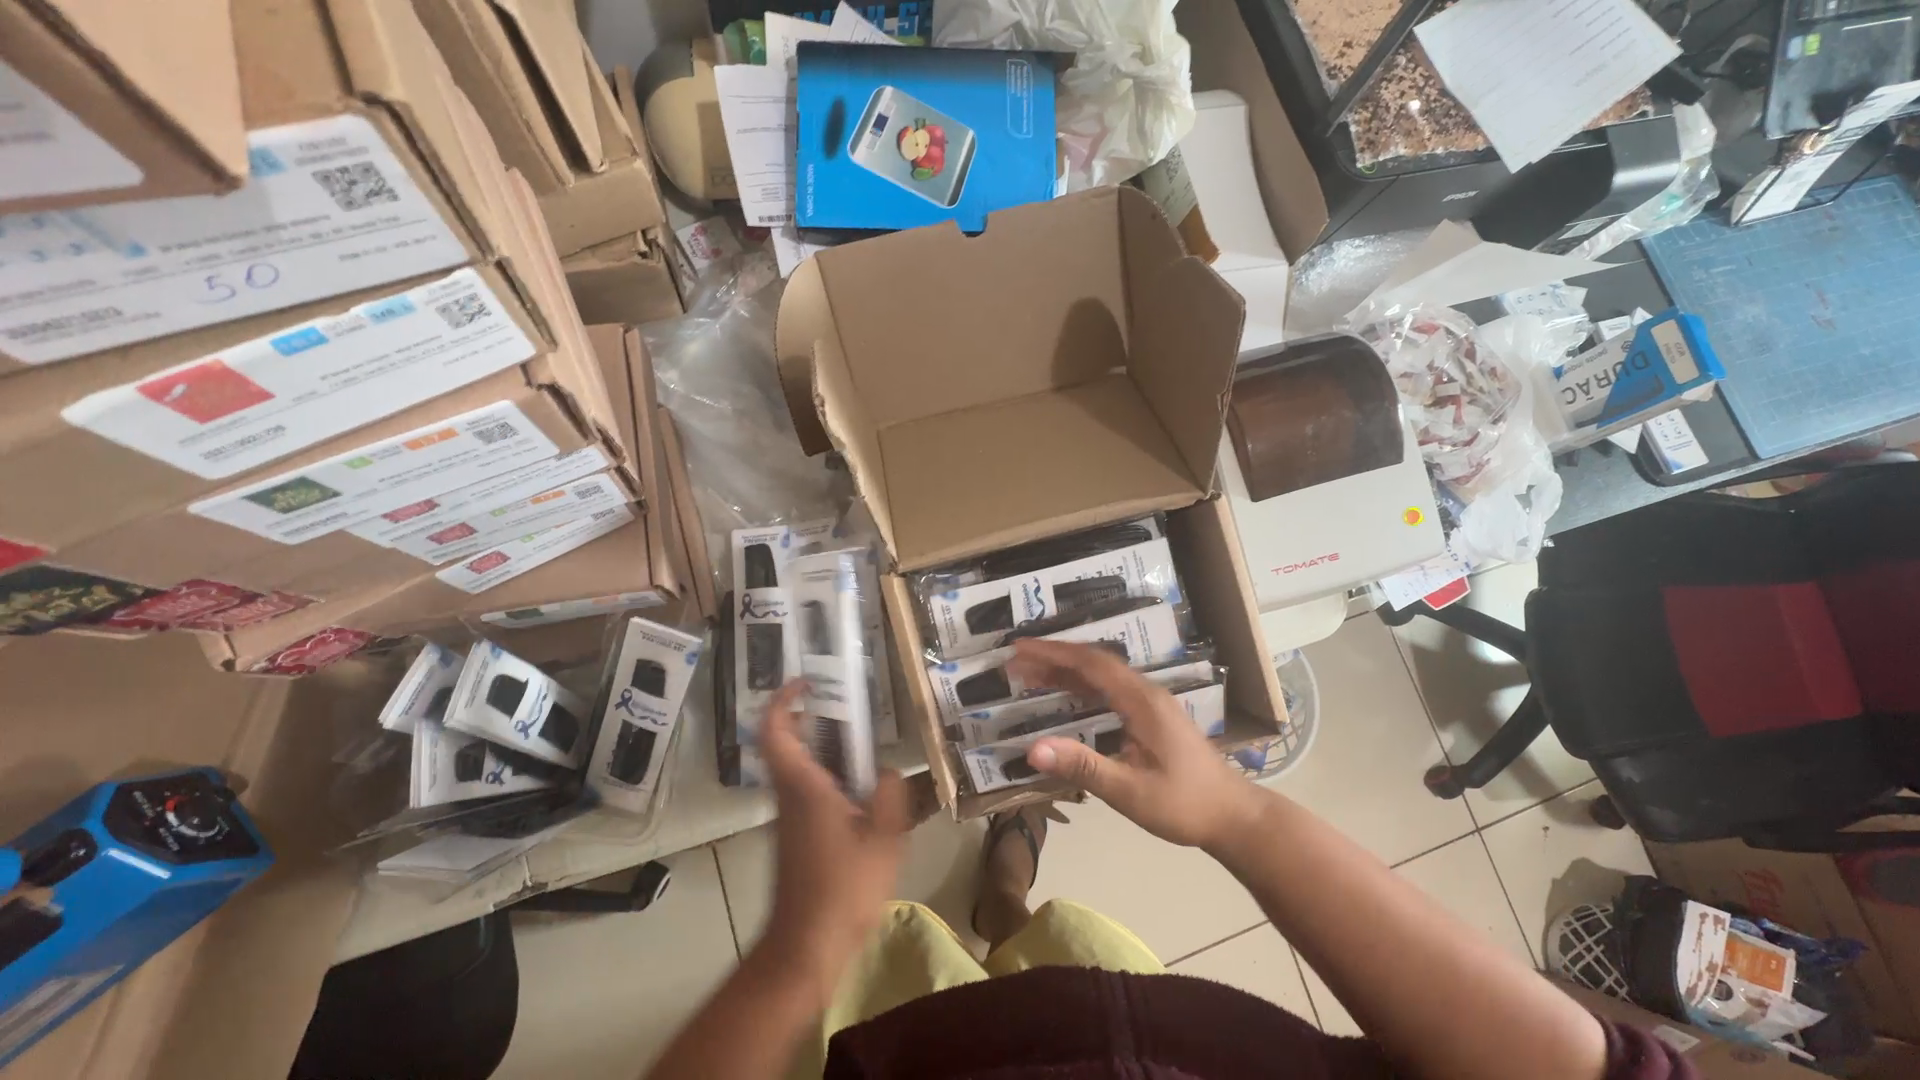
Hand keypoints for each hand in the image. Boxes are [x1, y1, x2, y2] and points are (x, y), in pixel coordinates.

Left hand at [755, 679, 911, 1004]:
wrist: (806, 945)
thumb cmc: (843, 889)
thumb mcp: (884, 839)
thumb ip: (891, 796)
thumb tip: (889, 771)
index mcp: (804, 787)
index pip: (775, 731)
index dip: (783, 699)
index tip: (807, 682)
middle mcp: (789, 796)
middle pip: (786, 744)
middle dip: (812, 720)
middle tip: (849, 711)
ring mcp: (788, 818)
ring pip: (798, 769)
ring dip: (824, 751)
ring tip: (866, 751)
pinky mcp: (795, 838)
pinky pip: (807, 792)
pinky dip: (829, 779)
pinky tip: (864, 797)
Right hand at [1007, 639, 1262, 850]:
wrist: (1233, 817)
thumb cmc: (1184, 804)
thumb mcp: (1129, 791)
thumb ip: (1083, 767)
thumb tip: (1032, 749)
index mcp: (1142, 701)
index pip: (1091, 664)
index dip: (1053, 653)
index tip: (1019, 648)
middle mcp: (1146, 694)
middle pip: (1094, 664)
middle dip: (1053, 658)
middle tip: (1014, 662)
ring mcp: (1151, 705)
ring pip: (1102, 676)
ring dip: (1066, 672)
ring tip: (1028, 675)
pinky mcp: (1152, 718)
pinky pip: (1110, 691)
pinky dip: (1082, 688)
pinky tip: (1064, 696)